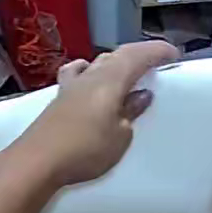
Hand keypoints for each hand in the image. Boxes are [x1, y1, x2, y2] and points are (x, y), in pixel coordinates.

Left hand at [4, 40, 179, 186]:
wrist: (38, 161)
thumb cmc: (85, 150)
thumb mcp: (120, 136)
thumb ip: (131, 113)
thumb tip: (141, 96)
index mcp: (110, 81)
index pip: (137, 56)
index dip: (157, 51)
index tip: (173, 54)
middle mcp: (91, 76)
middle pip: (117, 55)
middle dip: (139, 55)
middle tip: (156, 62)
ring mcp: (71, 85)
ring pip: (98, 63)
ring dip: (116, 62)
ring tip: (127, 71)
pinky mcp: (59, 98)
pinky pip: (78, 73)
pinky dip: (90, 70)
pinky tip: (88, 73)